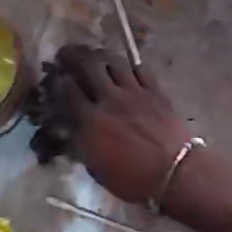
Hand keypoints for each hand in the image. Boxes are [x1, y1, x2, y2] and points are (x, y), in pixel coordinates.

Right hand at [53, 44, 193, 205]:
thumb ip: (80, 144)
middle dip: (75, 55)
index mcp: (92, 120)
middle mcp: (110, 99)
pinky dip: (129, 66)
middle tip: (68, 53)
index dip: (59, 79)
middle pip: (90, 65)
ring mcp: (134, 91)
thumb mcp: (97, 168)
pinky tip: (126, 68)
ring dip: (102, 55)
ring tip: (95, 55)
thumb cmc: (133, 178)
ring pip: (114, 62)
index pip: (69, 90)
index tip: (56, 76)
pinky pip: (140, 69)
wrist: (175, 173)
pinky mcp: (155, 91)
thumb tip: (68, 129)